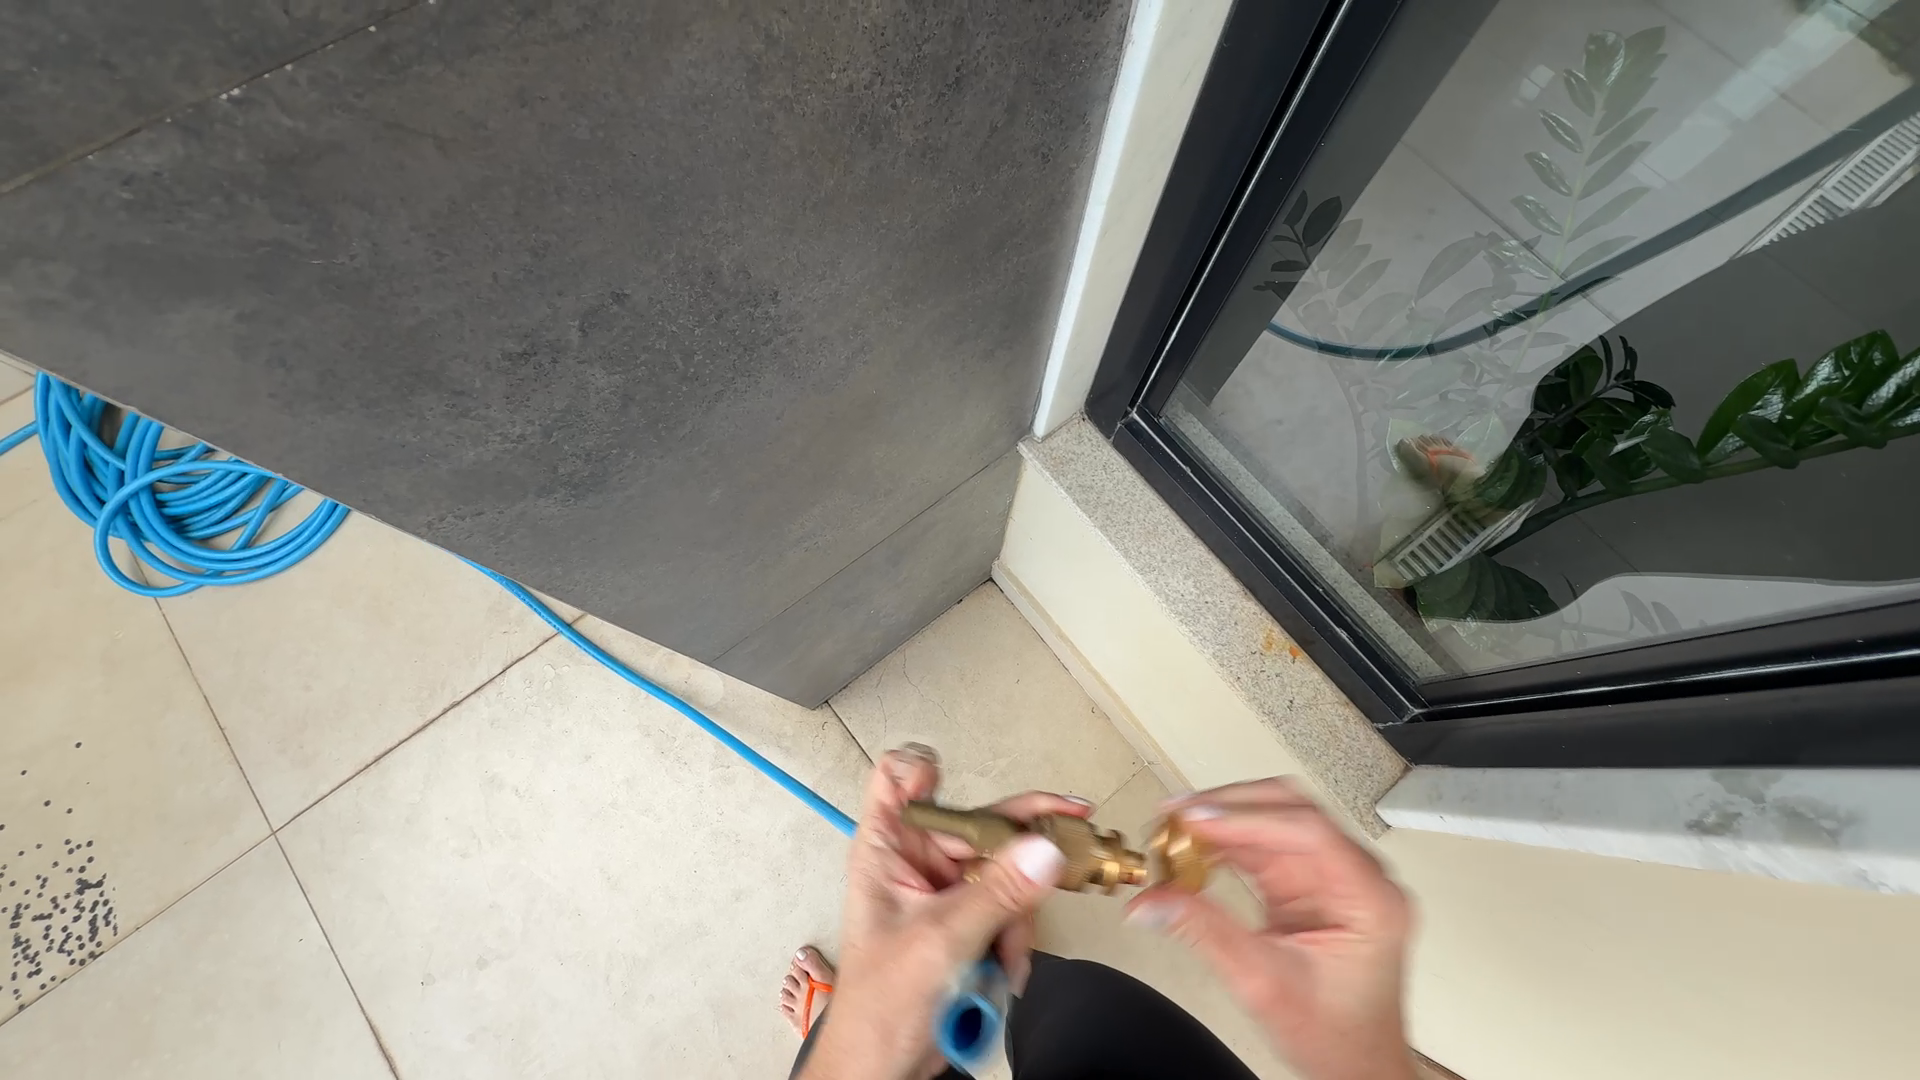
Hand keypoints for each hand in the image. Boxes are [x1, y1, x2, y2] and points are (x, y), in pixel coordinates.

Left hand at [799, 745, 1085, 1079]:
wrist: (887, 1068)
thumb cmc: (882, 1006)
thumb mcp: (941, 942)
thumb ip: (997, 894)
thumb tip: (1044, 850)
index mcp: (888, 848)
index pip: (896, 777)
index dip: (923, 766)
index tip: (953, 775)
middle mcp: (917, 856)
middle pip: (977, 820)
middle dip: (1017, 850)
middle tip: (1067, 842)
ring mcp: (946, 884)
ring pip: (1005, 864)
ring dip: (1017, 910)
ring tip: (1007, 953)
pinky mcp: (968, 913)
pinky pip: (1011, 900)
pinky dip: (1017, 932)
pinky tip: (1007, 964)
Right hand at [1126, 778, 1415, 1079]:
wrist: (1354, 1067)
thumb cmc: (1336, 1036)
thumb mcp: (1263, 985)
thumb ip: (1204, 933)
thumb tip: (1151, 901)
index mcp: (1369, 897)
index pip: (1308, 830)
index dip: (1248, 817)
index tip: (1198, 820)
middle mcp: (1355, 874)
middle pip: (1290, 808)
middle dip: (1230, 805)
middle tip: (1180, 814)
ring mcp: (1330, 872)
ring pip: (1272, 814)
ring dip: (1224, 815)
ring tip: (1179, 825)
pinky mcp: (1305, 878)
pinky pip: (1261, 840)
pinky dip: (1224, 838)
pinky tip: (1195, 844)